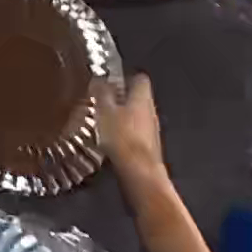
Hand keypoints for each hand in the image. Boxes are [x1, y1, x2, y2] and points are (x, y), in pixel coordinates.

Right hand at [97, 72, 167, 194]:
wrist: (140, 175)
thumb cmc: (122, 138)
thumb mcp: (104, 110)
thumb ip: (102, 92)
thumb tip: (100, 79)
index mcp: (142, 97)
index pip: (139, 78)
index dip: (124, 77)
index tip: (108, 80)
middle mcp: (151, 111)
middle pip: (137, 97)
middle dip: (119, 98)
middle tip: (100, 101)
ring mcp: (151, 131)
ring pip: (136, 116)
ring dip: (121, 117)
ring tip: (101, 122)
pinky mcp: (148, 148)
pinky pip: (135, 134)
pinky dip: (123, 134)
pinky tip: (109, 142)